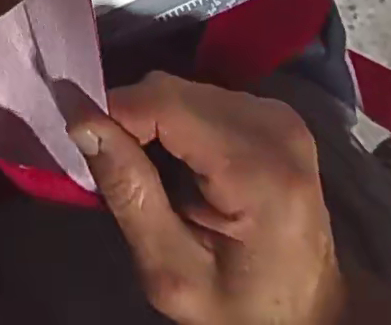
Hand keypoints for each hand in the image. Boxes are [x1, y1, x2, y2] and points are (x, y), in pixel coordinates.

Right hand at [67, 72, 344, 324]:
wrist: (311, 318)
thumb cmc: (239, 307)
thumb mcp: (171, 272)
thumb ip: (126, 190)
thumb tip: (78, 116)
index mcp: (260, 170)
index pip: (162, 102)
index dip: (113, 114)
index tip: (91, 150)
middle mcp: (273, 126)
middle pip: (167, 91)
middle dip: (131, 122)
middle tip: (123, 173)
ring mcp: (277, 114)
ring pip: (176, 88)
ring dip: (150, 120)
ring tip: (153, 171)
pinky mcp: (272, 111)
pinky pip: (195, 93)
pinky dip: (172, 119)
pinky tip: (180, 159)